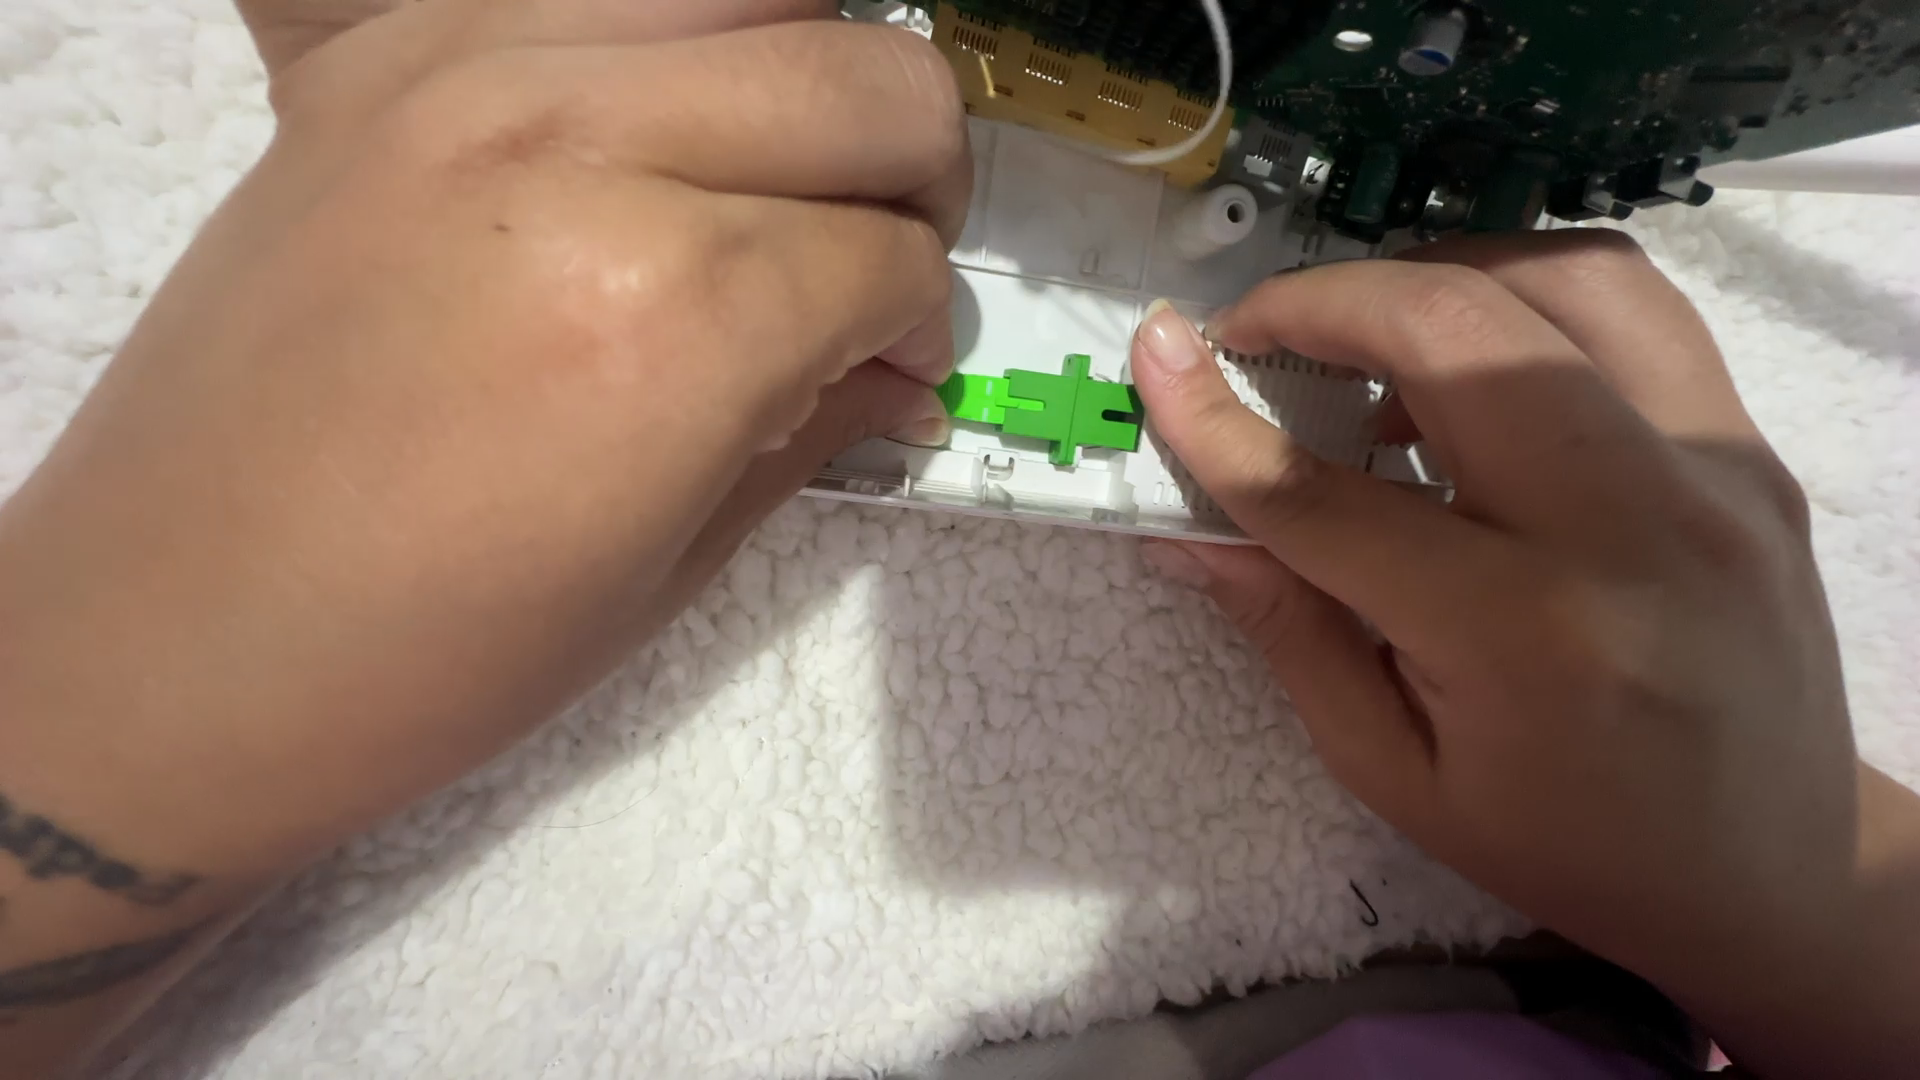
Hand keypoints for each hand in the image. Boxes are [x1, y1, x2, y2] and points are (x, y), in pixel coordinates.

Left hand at [0, 1, 964, 1069]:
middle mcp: (590, 148)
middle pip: (874, 84)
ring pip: (768, 1)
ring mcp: (475, 66)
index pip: (893, 258)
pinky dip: (702, 60)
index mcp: (680, 316)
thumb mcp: (688, 559)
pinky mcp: (393, 51)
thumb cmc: (464, 647)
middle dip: (924, 186)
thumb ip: (824, 426)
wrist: (190, 637)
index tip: (903, 369)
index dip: (924, 323)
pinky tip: (686, 156)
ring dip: (826, 105)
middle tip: (885, 273)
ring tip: (801, 203)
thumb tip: (908, 379)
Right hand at [1129, 230, 1919, 1077]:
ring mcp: (1714, 470)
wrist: (1770, 869)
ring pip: (1563, 281)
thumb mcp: (1380, 758)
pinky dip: (1512, 296)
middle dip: (1321, 304)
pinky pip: (1625, 311)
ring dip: (1425, 275)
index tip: (1155, 357)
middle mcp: (1632, 526)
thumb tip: (1185, 532)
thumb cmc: (1548, 836)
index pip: (1323, 498)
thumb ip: (1283, 626)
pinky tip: (1451, 361)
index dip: (1216, 422)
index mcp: (1518, 634)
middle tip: (1246, 329)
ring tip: (1345, 326)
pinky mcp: (1746, 447)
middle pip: (1456, 335)